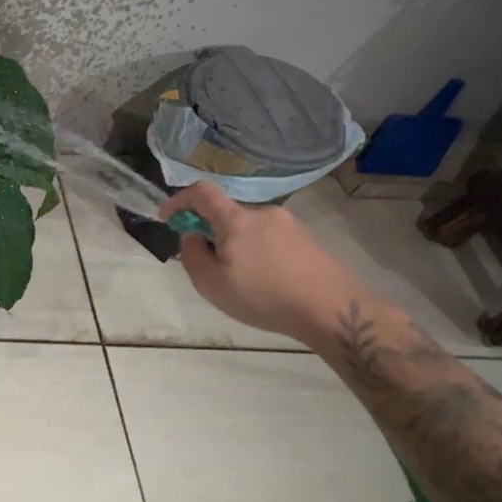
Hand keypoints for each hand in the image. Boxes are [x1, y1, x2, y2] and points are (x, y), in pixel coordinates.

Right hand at [158, 182, 378, 342]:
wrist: (332, 309)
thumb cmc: (263, 296)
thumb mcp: (211, 283)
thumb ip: (192, 254)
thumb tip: (193, 236)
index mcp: (236, 219)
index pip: (202, 192)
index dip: (179, 200)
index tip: (168, 218)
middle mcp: (264, 213)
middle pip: (227, 214)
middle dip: (211, 232)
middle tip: (208, 264)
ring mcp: (290, 225)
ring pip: (250, 229)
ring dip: (236, 245)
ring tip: (239, 280)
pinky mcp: (308, 241)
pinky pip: (270, 240)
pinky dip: (258, 254)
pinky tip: (265, 282)